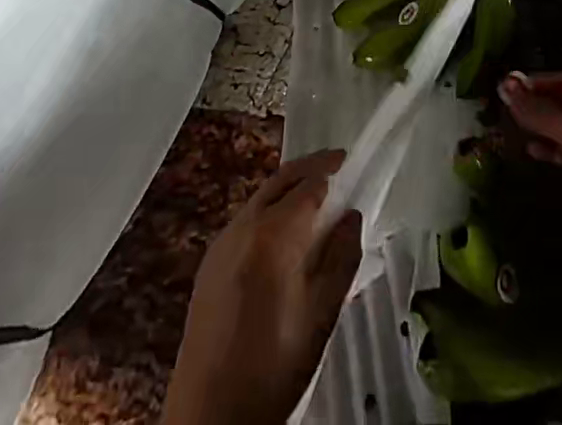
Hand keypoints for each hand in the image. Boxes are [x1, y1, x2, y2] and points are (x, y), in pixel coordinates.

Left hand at [162, 150, 364, 424]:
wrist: (210, 410)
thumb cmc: (275, 365)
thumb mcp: (322, 314)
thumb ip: (341, 258)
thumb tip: (351, 217)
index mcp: (273, 235)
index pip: (307, 186)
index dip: (330, 170)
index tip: (349, 161)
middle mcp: (242, 227)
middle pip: (278, 180)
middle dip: (308, 167)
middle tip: (335, 163)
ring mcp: (221, 242)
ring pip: (259, 197)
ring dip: (287, 187)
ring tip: (316, 196)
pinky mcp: (209, 260)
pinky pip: (246, 219)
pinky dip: (269, 210)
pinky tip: (284, 231)